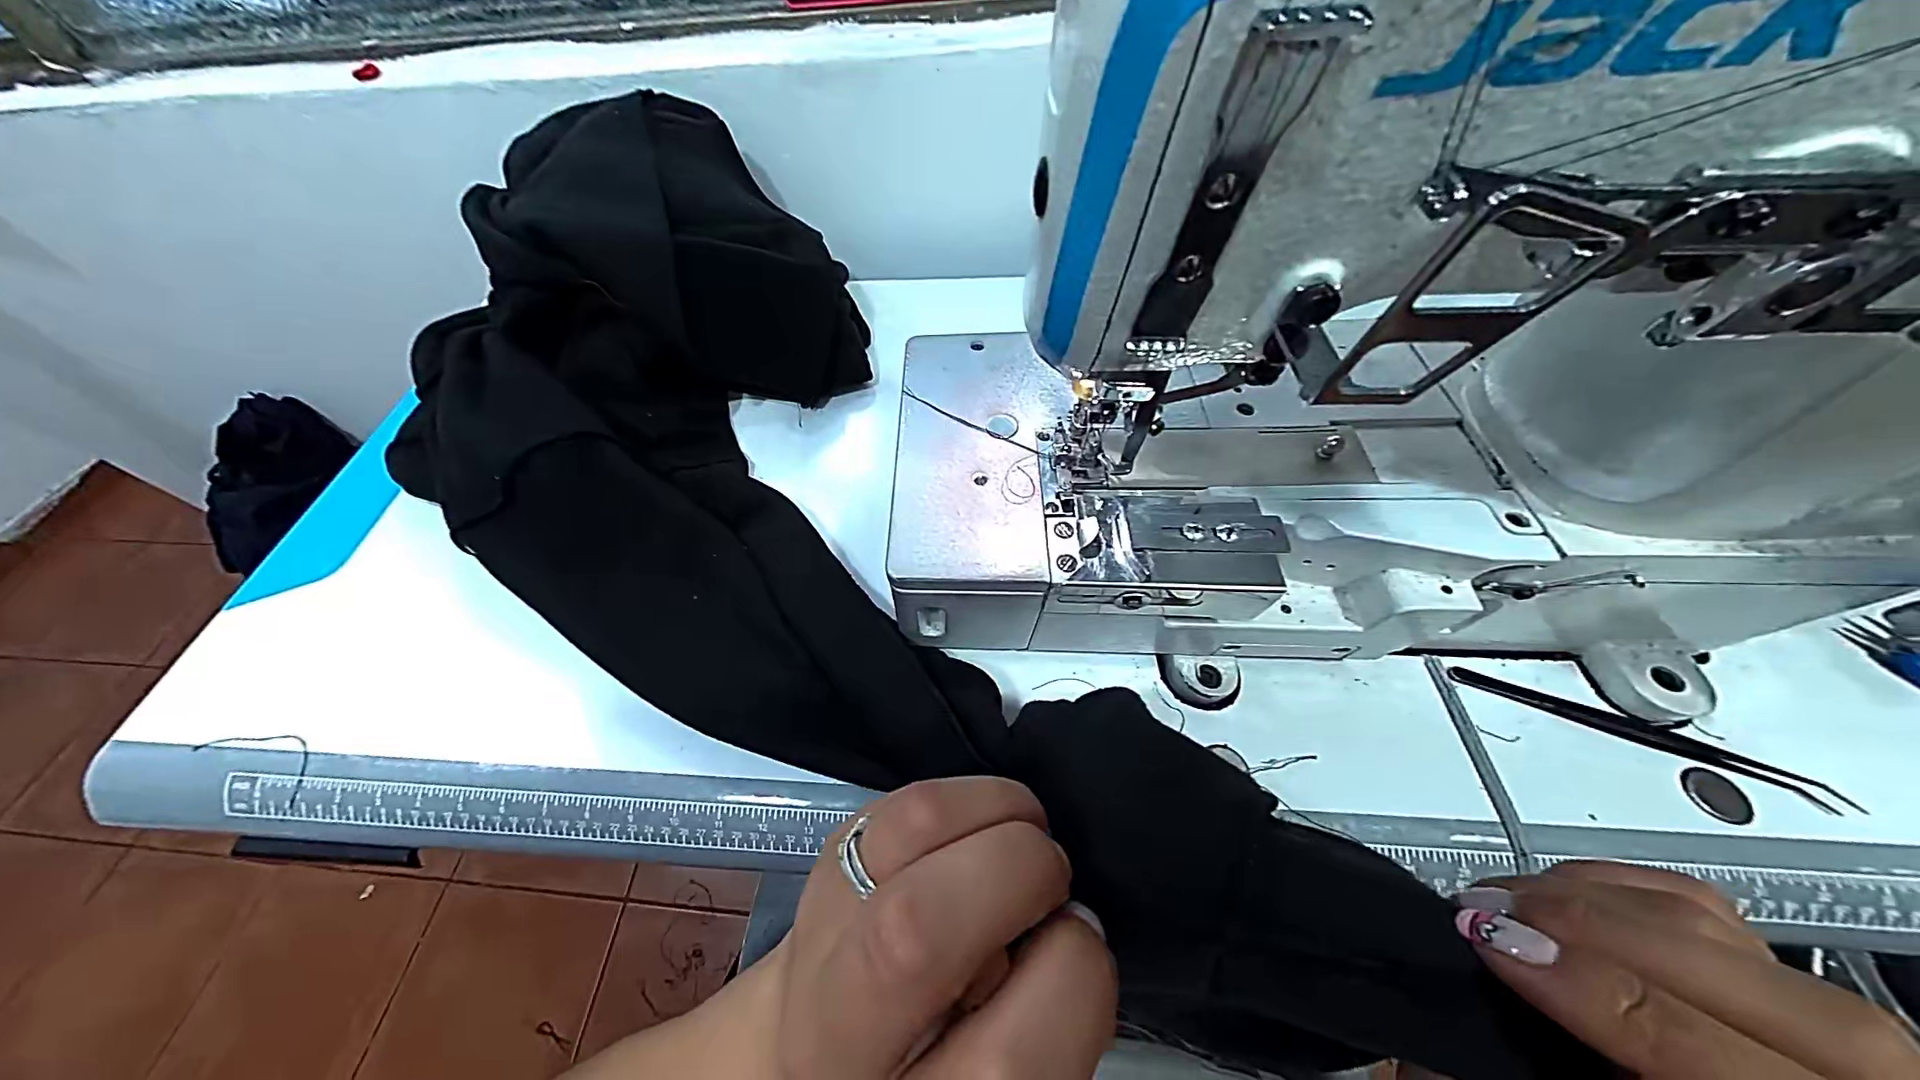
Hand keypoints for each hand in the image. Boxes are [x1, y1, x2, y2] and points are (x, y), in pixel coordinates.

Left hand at [567, 777, 1116, 1078]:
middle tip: (1048, 870)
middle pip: (926, 922)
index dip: (1077, 963)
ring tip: (1015, 827)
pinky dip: (937, 802)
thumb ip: (1028, 1041)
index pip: (1022, 1028)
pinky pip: (871, 819)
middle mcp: (836, 1032)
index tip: (1082, 939)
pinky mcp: (799, 889)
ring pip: (888, 842)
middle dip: (1020, 868)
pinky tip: (962, 820)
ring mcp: (802, 946)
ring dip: (980, 810)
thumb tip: (1078, 944)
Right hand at [1455, 861, 1919, 1078]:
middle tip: (1482, 903)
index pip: (1684, 1037)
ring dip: (1585, 892)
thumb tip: (1427, 1056)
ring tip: (1506, 895)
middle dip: (1575, 918)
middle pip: (1711, 960)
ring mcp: (1835, 1023)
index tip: (1486, 938)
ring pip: (1712, 919)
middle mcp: (1845, 1074)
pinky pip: (1709, 903)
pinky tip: (1559, 888)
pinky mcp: (1788, 977)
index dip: (1576, 981)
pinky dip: (1619, 882)